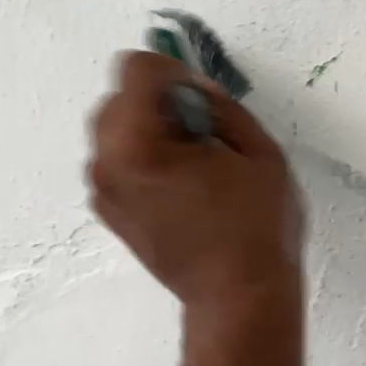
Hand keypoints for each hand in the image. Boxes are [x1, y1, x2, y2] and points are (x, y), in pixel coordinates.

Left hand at [88, 51, 305, 315]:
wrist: (240, 295)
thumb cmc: (259, 228)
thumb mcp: (264, 158)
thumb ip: (228, 113)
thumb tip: (199, 92)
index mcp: (138, 143)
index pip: (137, 69)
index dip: (177, 72)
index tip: (208, 100)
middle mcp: (105, 161)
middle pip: (119, 99)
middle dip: (162, 105)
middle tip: (211, 138)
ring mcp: (102, 189)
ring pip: (118, 133)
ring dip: (155, 134)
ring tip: (203, 170)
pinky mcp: (110, 211)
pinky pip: (121, 165)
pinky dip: (149, 162)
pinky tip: (191, 193)